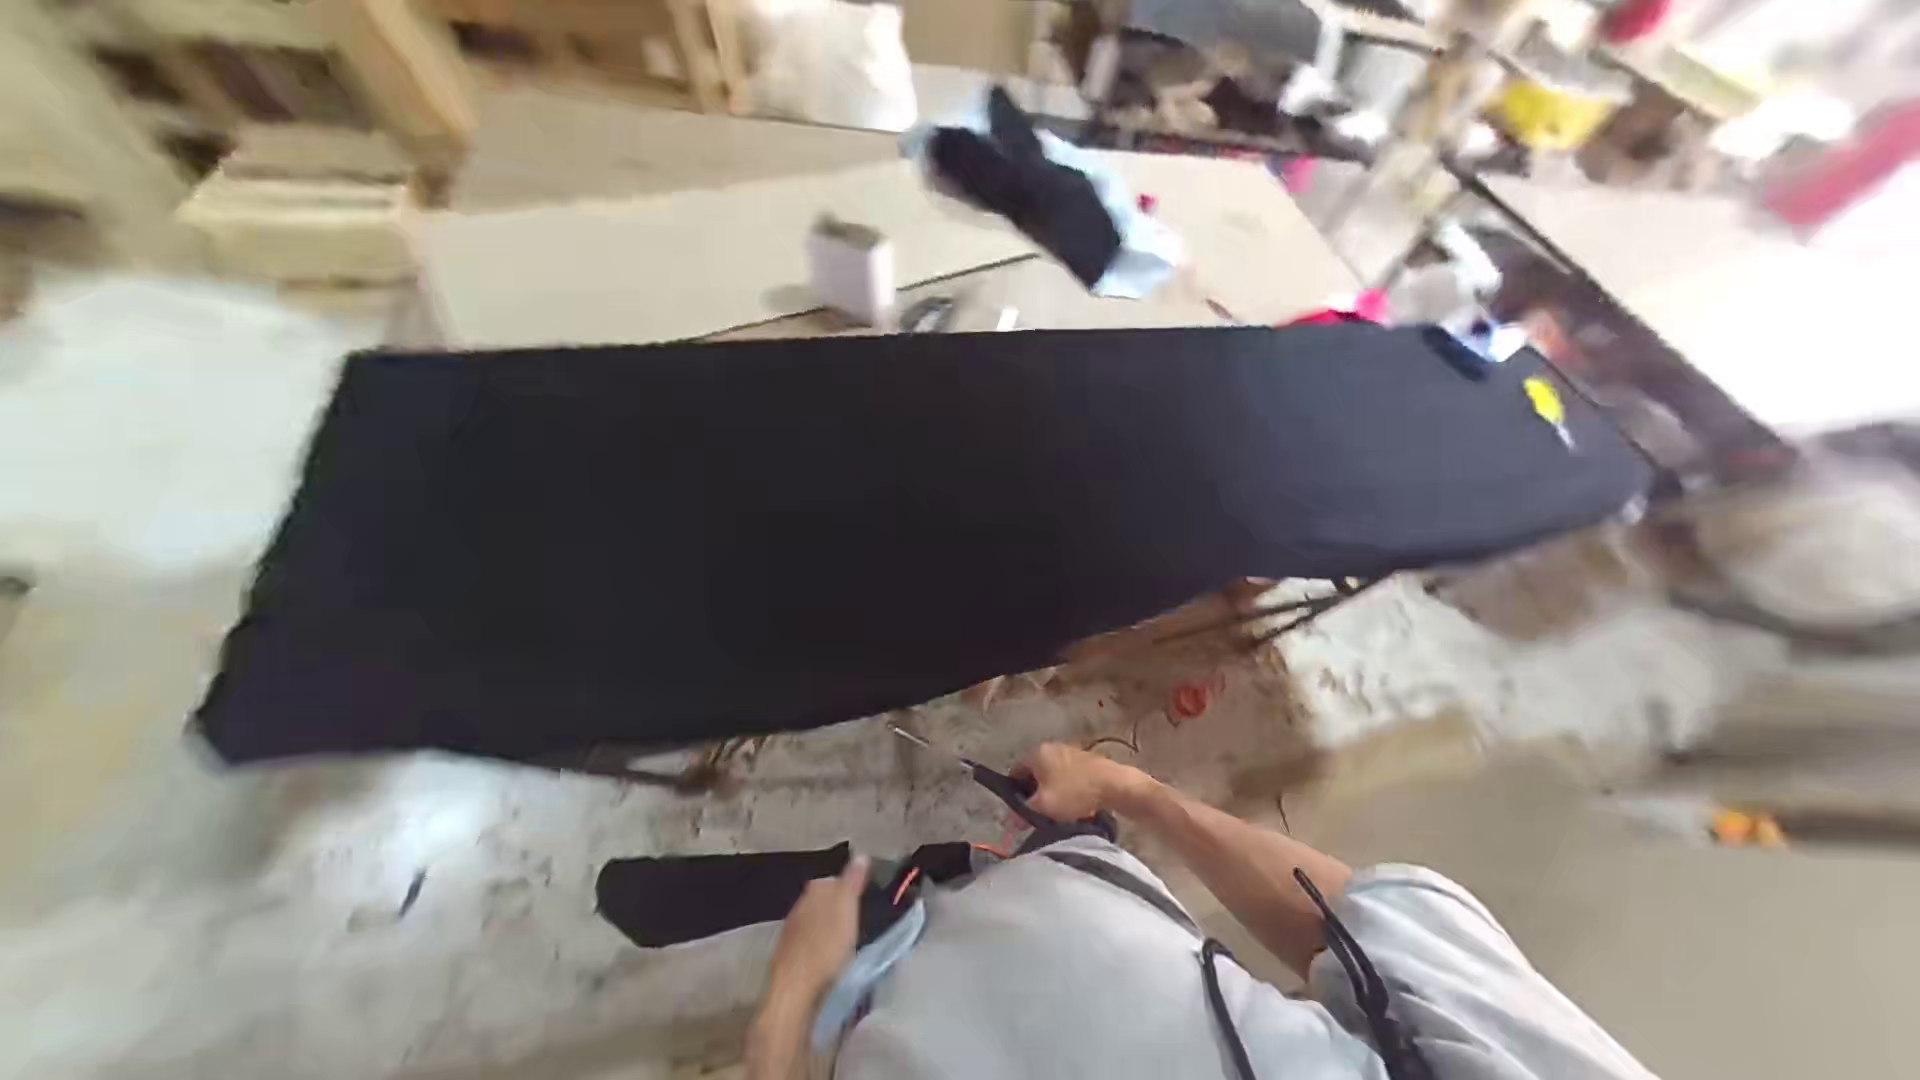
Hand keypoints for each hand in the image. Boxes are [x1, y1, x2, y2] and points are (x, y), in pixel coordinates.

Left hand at [765, 855, 868, 1006]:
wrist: (795, 989)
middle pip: (822, 900)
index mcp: (814, 890)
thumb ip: (853, 880)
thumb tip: (861, 854)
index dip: (848, 888)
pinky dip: (819, 947)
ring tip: (845, 942)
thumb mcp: (847, 907)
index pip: (833, 879)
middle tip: (856, 921)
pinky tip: (828, 959)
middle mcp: (799, 905)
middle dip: (837, 908)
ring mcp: (790, 932)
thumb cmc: (826, 945)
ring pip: (814, 922)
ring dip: (827, 928)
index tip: (862, 899)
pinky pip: (808, 943)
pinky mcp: (787, 957)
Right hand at [1015, 742, 1149, 820]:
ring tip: (1060, 811)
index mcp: (1037, 753)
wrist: (1115, 785)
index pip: (1016, 771)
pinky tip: (1077, 804)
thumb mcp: (1044, 806)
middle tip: (1040, 811)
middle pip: (1035, 772)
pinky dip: (1069, 788)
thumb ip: (1024, 811)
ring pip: (1053, 774)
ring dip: (1053, 790)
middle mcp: (1051, 746)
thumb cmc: (1074, 793)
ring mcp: (1071, 751)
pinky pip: (1070, 775)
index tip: (1021, 808)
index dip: (1015, 791)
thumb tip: (1011, 819)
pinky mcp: (1087, 759)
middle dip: (1036, 792)